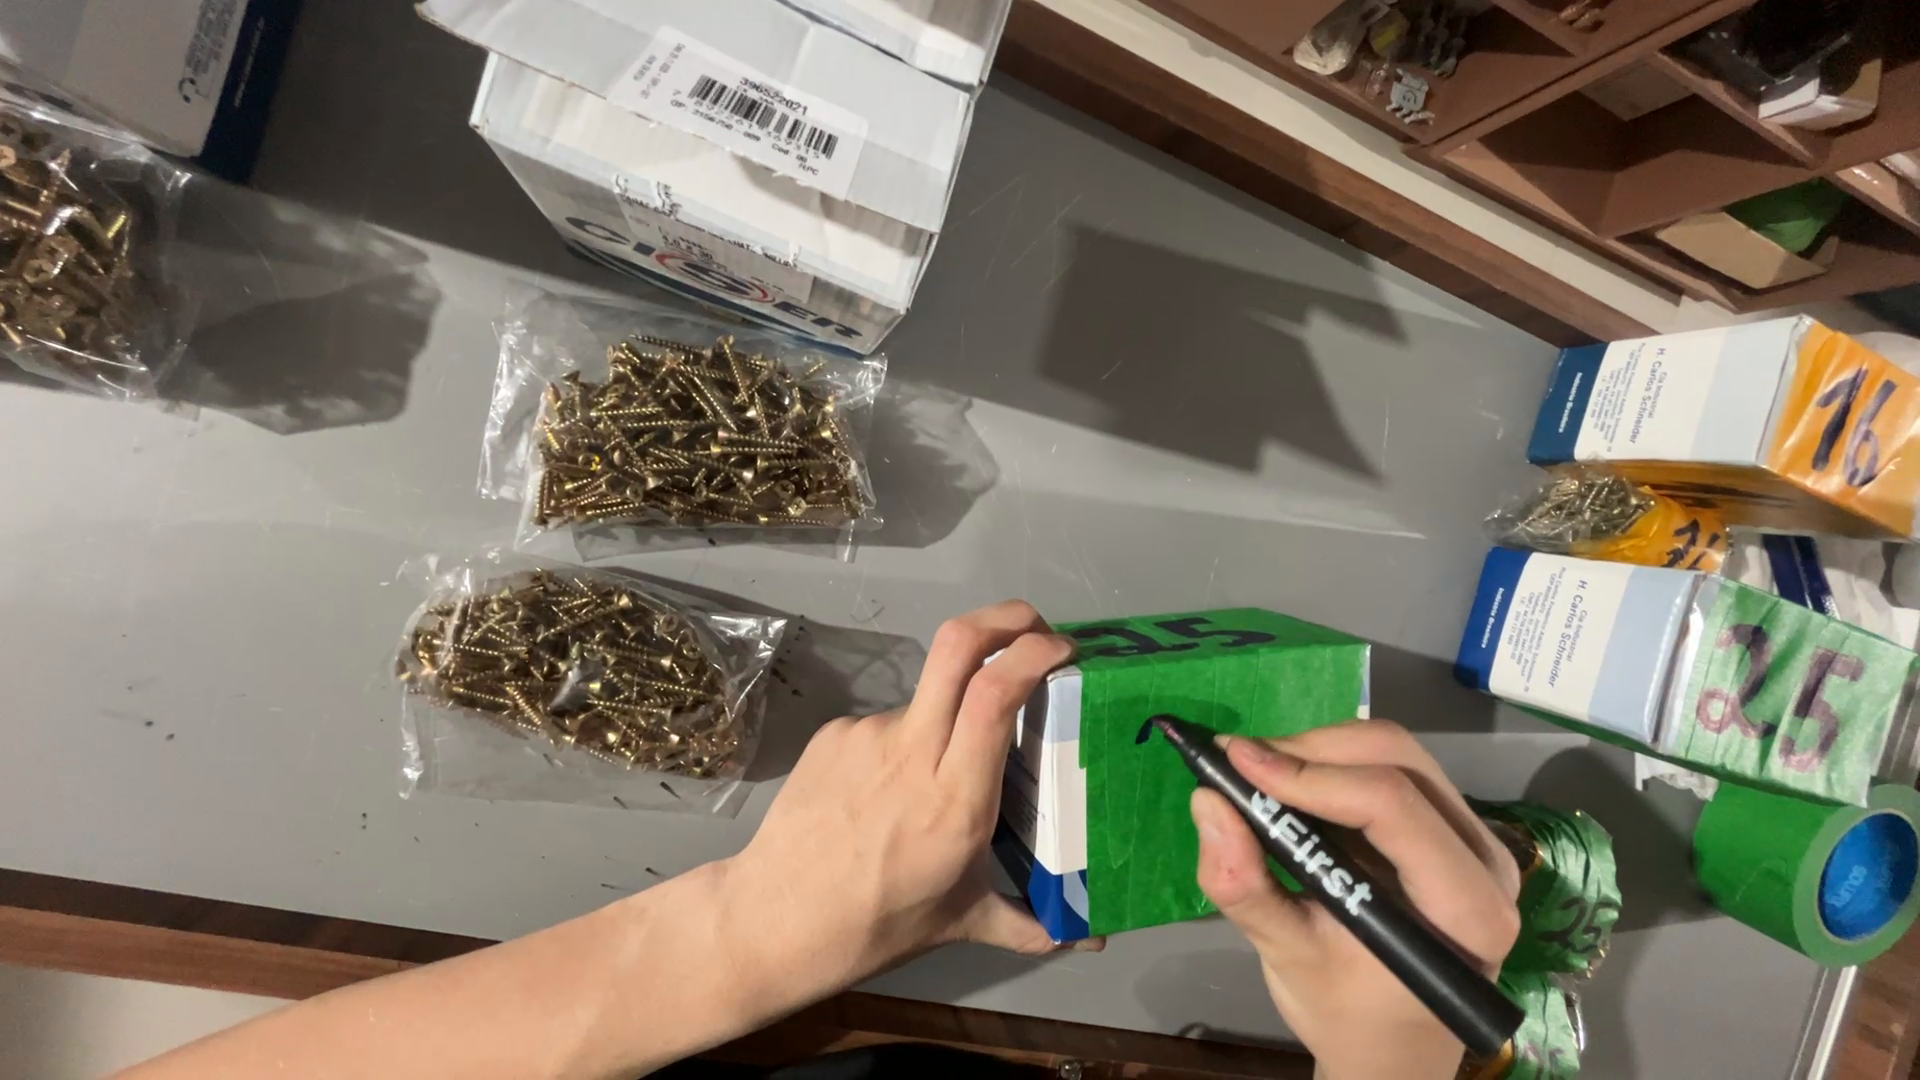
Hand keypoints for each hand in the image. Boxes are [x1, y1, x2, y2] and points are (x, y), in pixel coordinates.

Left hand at [721, 600, 1096, 1006]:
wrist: (774, 920)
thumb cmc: (879, 925)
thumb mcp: (964, 922)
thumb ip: (1034, 924)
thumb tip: (1095, 938)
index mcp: (955, 798)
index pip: (994, 696)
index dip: (1031, 654)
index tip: (1062, 648)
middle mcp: (911, 750)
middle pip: (957, 645)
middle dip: (1005, 616)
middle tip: (1034, 624)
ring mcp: (866, 733)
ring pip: (929, 693)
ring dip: (952, 709)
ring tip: (937, 774)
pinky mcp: (833, 731)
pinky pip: (888, 723)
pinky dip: (906, 742)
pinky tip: (887, 789)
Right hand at [1191, 721, 1520, 1079]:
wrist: (1389, 1045)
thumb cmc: (1345, 1012)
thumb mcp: (1286, 959)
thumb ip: (1245, 888)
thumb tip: (1207, 801)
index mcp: (1465, 908)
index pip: (1391, 805)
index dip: (1309, 774)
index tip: (1234, 761)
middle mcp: (1484, 859)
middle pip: (1396, 758)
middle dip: (1309, 749)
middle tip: (1241, 765)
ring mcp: (1470, 835)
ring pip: (1391, 747)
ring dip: (1315, 747)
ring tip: (1259, 775)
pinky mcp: (1445, 822)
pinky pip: (1386, 761)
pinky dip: (1327, 757)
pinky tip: (1289, 784)